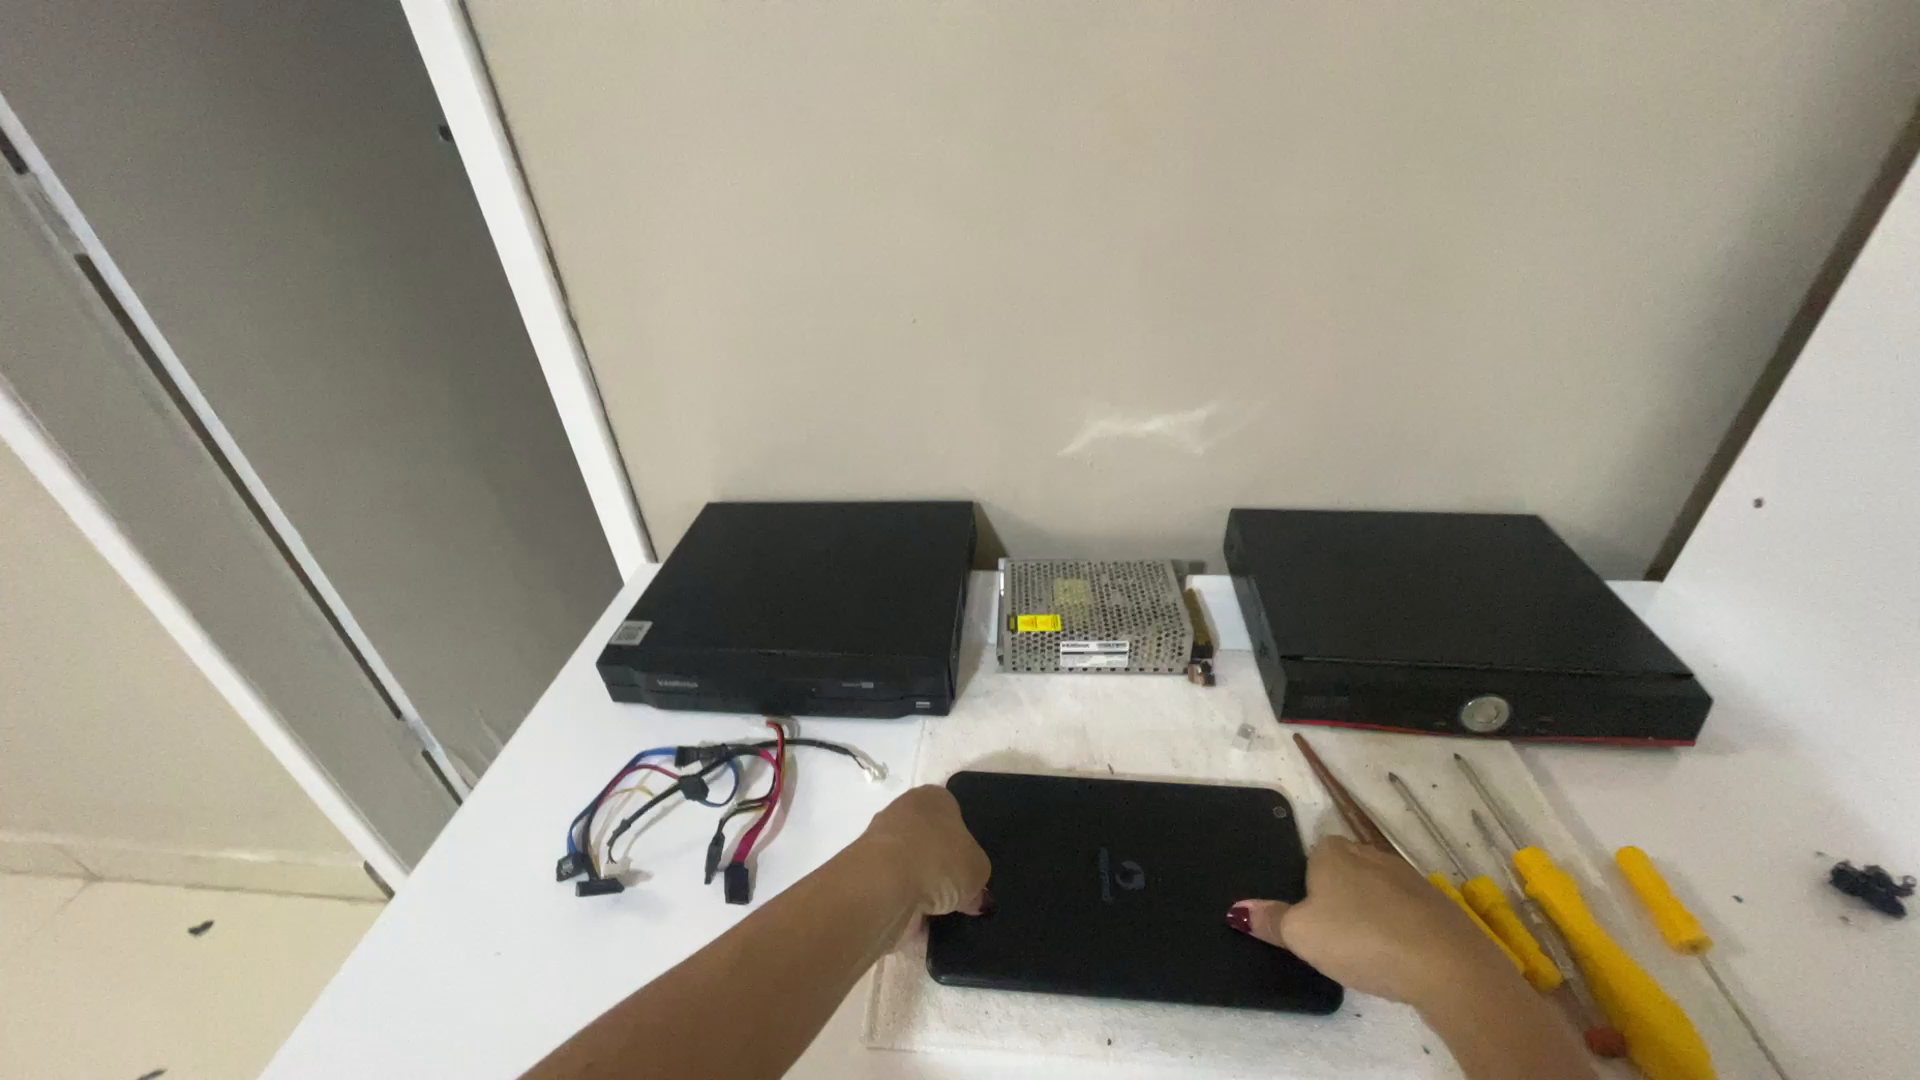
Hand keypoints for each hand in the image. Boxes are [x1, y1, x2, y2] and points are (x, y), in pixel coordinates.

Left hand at [856, 785, 990, 915]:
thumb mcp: (978, 869)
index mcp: (933, 797)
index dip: (965, 842)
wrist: (883, 887)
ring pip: (912, 868)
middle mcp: (904, 812)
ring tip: (942, 911)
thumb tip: (972, 896)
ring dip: (924, 889)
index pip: (953, 814)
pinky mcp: (867, 875)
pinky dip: (907, 907)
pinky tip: (920, 921)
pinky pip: (896, 892)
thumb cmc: (939, 861)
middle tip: (960, 892)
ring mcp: (881, 843)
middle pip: (930, 842)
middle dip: (942, 867)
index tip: (971, 867)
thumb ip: (978, 877)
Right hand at [1229, 835, 1513, 1006]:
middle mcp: (1369, 852)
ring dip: (1371, 913)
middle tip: (1333, 936)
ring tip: (1366, 949)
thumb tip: (1237, 909)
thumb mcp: (1301, 935)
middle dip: (1338, 898)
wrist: (1448, 967)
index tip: (1310, 920)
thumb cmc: (1361, 939)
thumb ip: (1268, 920)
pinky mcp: (1439, 905)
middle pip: (1343, 871)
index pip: (1309, 857)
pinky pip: (1406, 912)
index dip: (1306, 888)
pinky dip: (1400, 928)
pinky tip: (1398, 955)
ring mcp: (1409, 876)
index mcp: (1331, 851)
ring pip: (1377, 891)